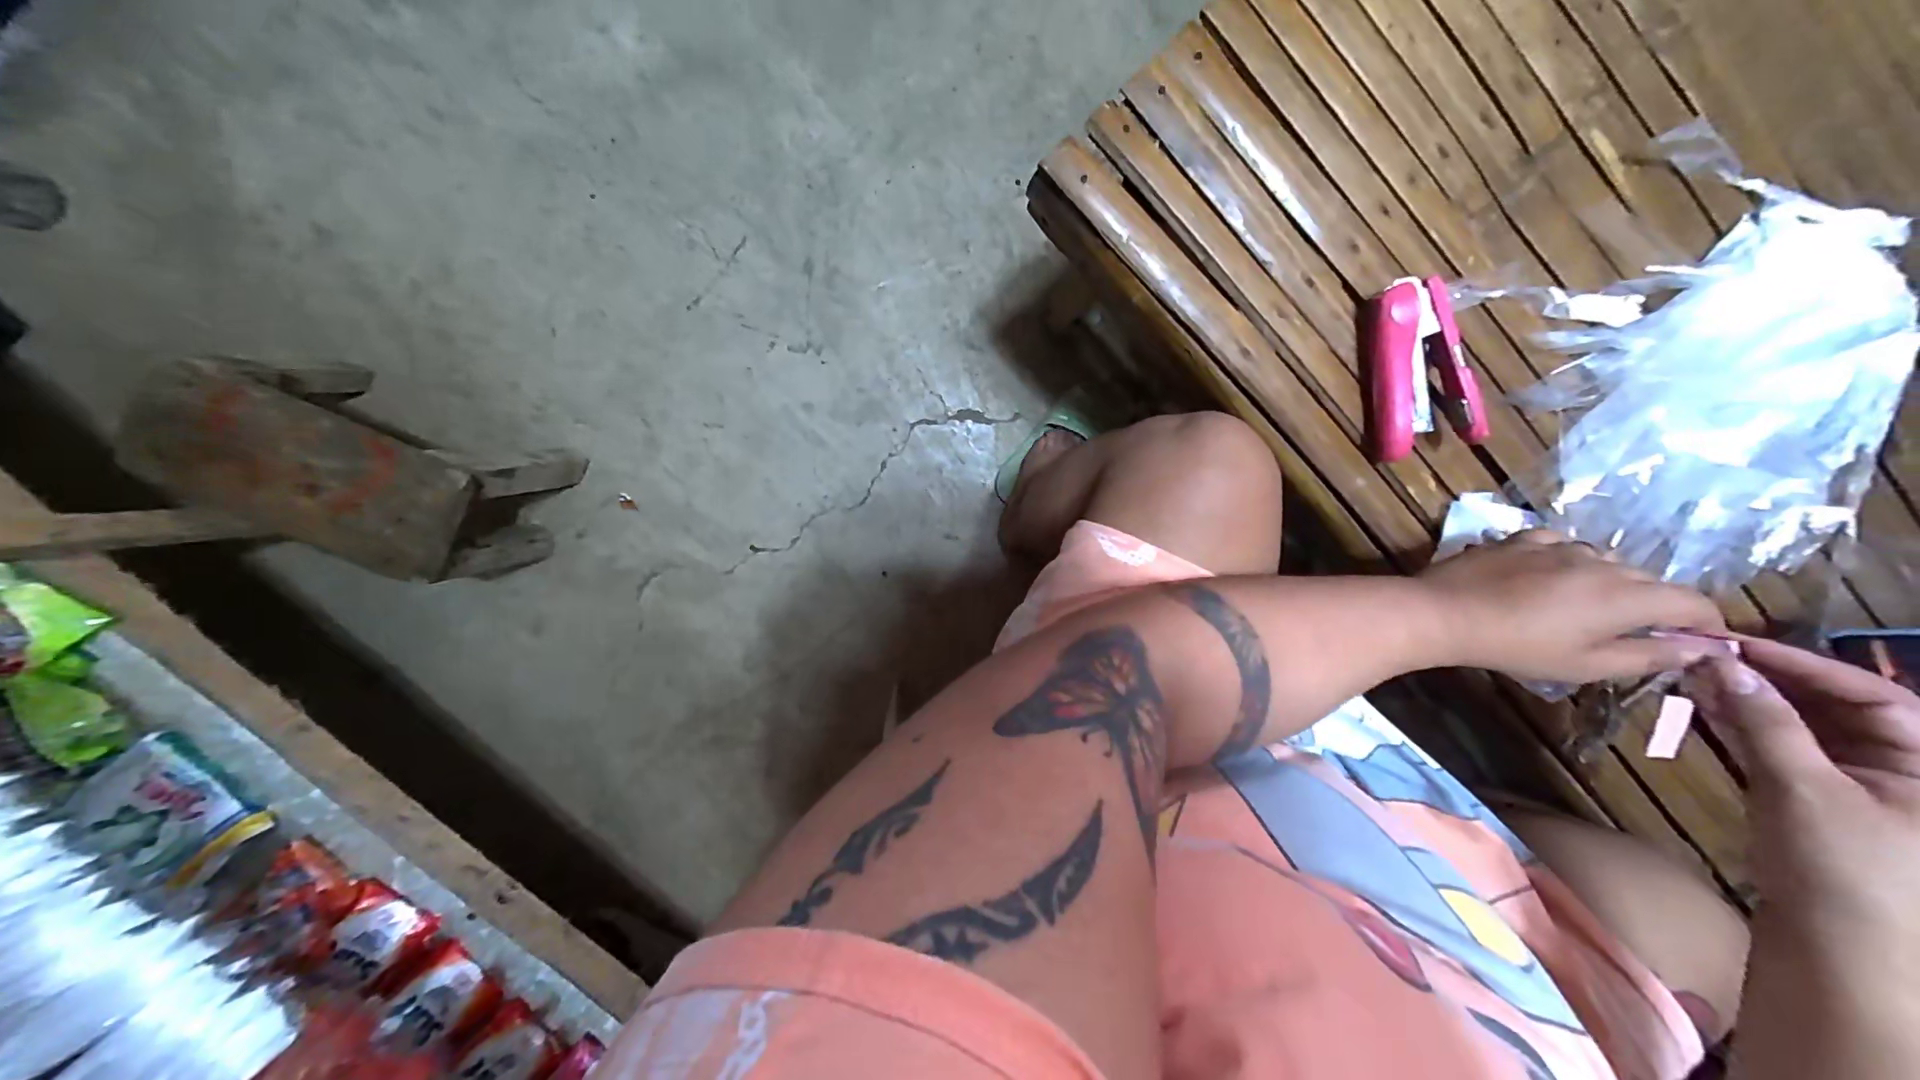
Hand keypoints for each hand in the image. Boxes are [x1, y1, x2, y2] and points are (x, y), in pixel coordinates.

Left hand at [1414, 530, 1726, 681]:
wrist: (1444, 613)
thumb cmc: (1516, 646)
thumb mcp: (1585, 664)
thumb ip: (1647, 655)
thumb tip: (1699, 649)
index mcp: (1626, 595)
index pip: (1692, 602)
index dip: (1704, 623)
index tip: (1698, 641)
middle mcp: (1598, 562)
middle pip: (1645, 579)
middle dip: (1649, 604)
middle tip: (1627, 631)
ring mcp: (1555, 545)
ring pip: (1601, 560)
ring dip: (1603, 580)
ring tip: (1577, 607)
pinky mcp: (1518, 539)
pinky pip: (1557, 545)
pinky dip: (1562, 561)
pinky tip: (1541, 579)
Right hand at [1688, 640, 1919, 949]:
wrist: (1840, 952)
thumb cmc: (1845, 869)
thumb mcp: (1802, 789)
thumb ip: (1763, 721)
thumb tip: (1718, 662)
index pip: (1871, 695)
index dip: (1801, 664)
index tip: (1731, 642)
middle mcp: (1904, 770)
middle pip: (1835, 707)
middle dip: (1768, 680)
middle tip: (1703, 655)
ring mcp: (1859, 787)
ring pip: (1801, 726)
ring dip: (1748, 700)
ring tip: (1693, 675)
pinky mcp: (1817, 801)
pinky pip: (1781, 749)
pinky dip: (1742, 726)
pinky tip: (1703, 707)